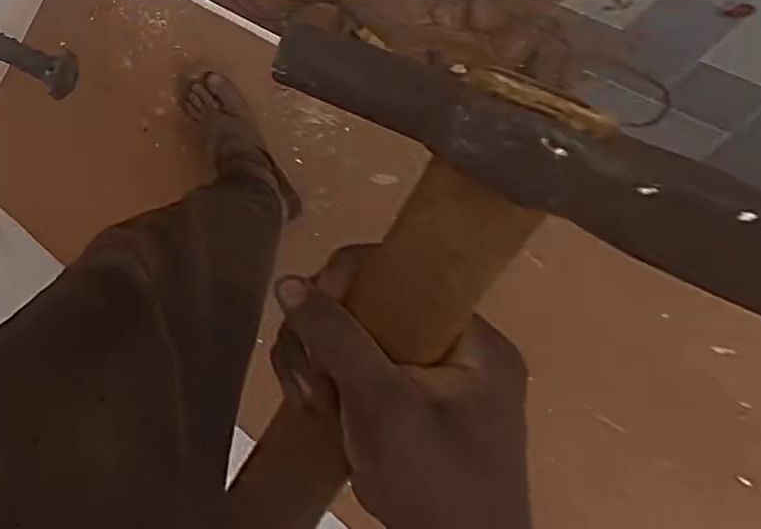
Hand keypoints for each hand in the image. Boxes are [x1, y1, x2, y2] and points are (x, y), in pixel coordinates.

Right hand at [272, 247, 531, 528]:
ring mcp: (419, 374)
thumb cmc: (435, 488)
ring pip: (343, 330)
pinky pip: (342, 361)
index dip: (347, 282)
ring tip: (311, 402)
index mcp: (471, 340)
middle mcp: (448, 348)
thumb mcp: (382, 406)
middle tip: (312, 377)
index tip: (315, 314)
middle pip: (360, 301)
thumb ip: (335, 336)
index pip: (399, 272)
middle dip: (321, 334)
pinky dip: (318, 378)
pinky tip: (314, 408)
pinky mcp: (394, 398)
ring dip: (312, 360)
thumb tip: (288, 283)